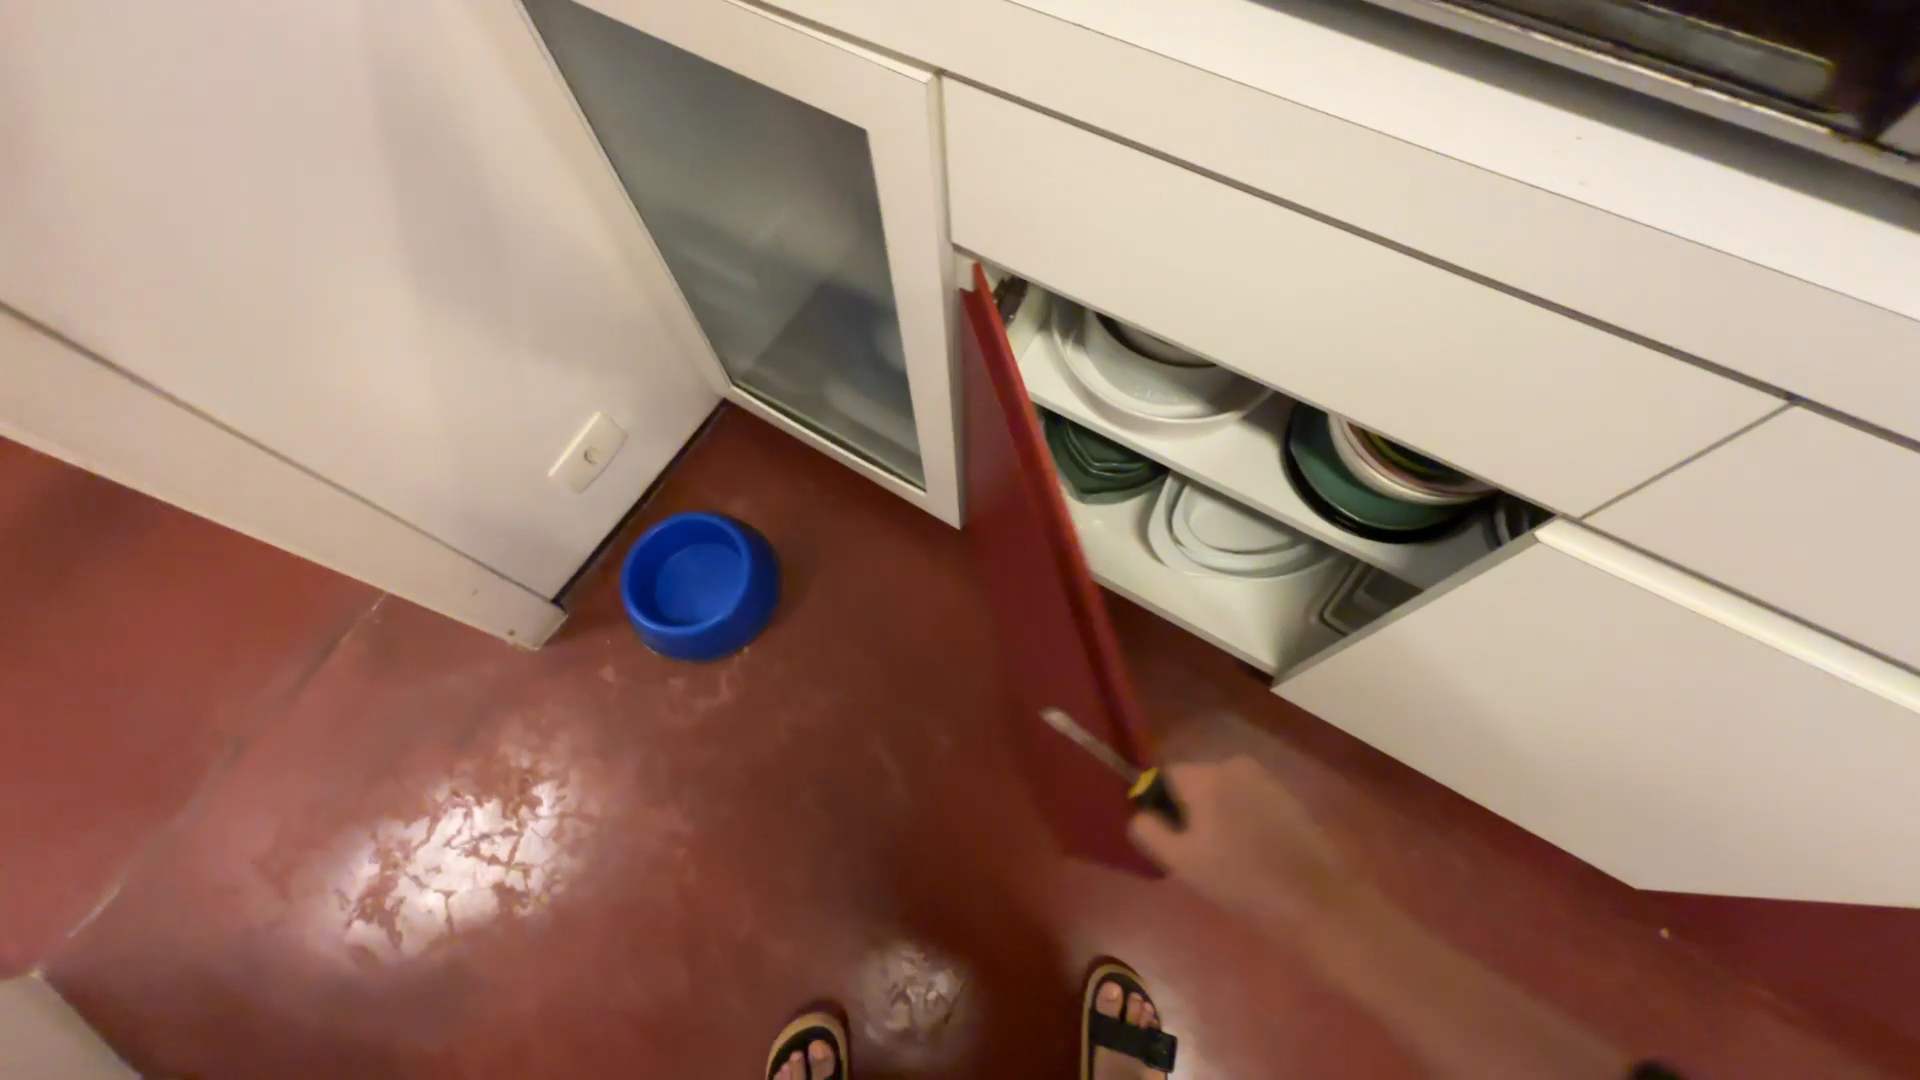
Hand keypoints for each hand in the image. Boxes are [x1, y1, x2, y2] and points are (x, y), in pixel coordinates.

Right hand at [1129, 756, 1355, 929]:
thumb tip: (1141, 814)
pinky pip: (1250, 801)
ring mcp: (1266, 780)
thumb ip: (1149, 830)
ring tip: (1229, 857)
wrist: (1316, 901)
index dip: (1161, 808)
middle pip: (1195, 783)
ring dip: (1219, 816)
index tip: (1172, 841)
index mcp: (1205, 776)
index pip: (1164, 778)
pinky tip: (1255, 854)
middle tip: (1199, 854)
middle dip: (1191, 811)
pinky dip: (1245, 820)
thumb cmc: (1240, 881)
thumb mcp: (1180, 862)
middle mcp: (1234, 765)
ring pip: (1224, 793)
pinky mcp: (1289, 797)